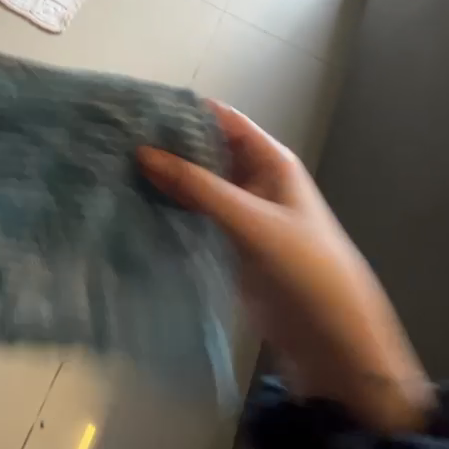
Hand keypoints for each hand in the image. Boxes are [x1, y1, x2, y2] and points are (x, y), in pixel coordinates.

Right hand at [136, 101, 432, 432]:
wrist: (333, 341)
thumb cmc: (303, 268)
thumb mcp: (250, 221)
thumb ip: (196, 186)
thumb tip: (140, 151)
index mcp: (268, 159)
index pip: (219, 117)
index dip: (181, 108)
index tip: (134, 107)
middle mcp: (252, 176)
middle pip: (202, 145)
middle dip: (164, 140)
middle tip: (116, 136)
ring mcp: (239, 207)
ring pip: (194, 177)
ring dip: (162, 171)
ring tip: (115, 162)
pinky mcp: (227, 236)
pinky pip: (192, 207)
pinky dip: (167, 199)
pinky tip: (135, 197)